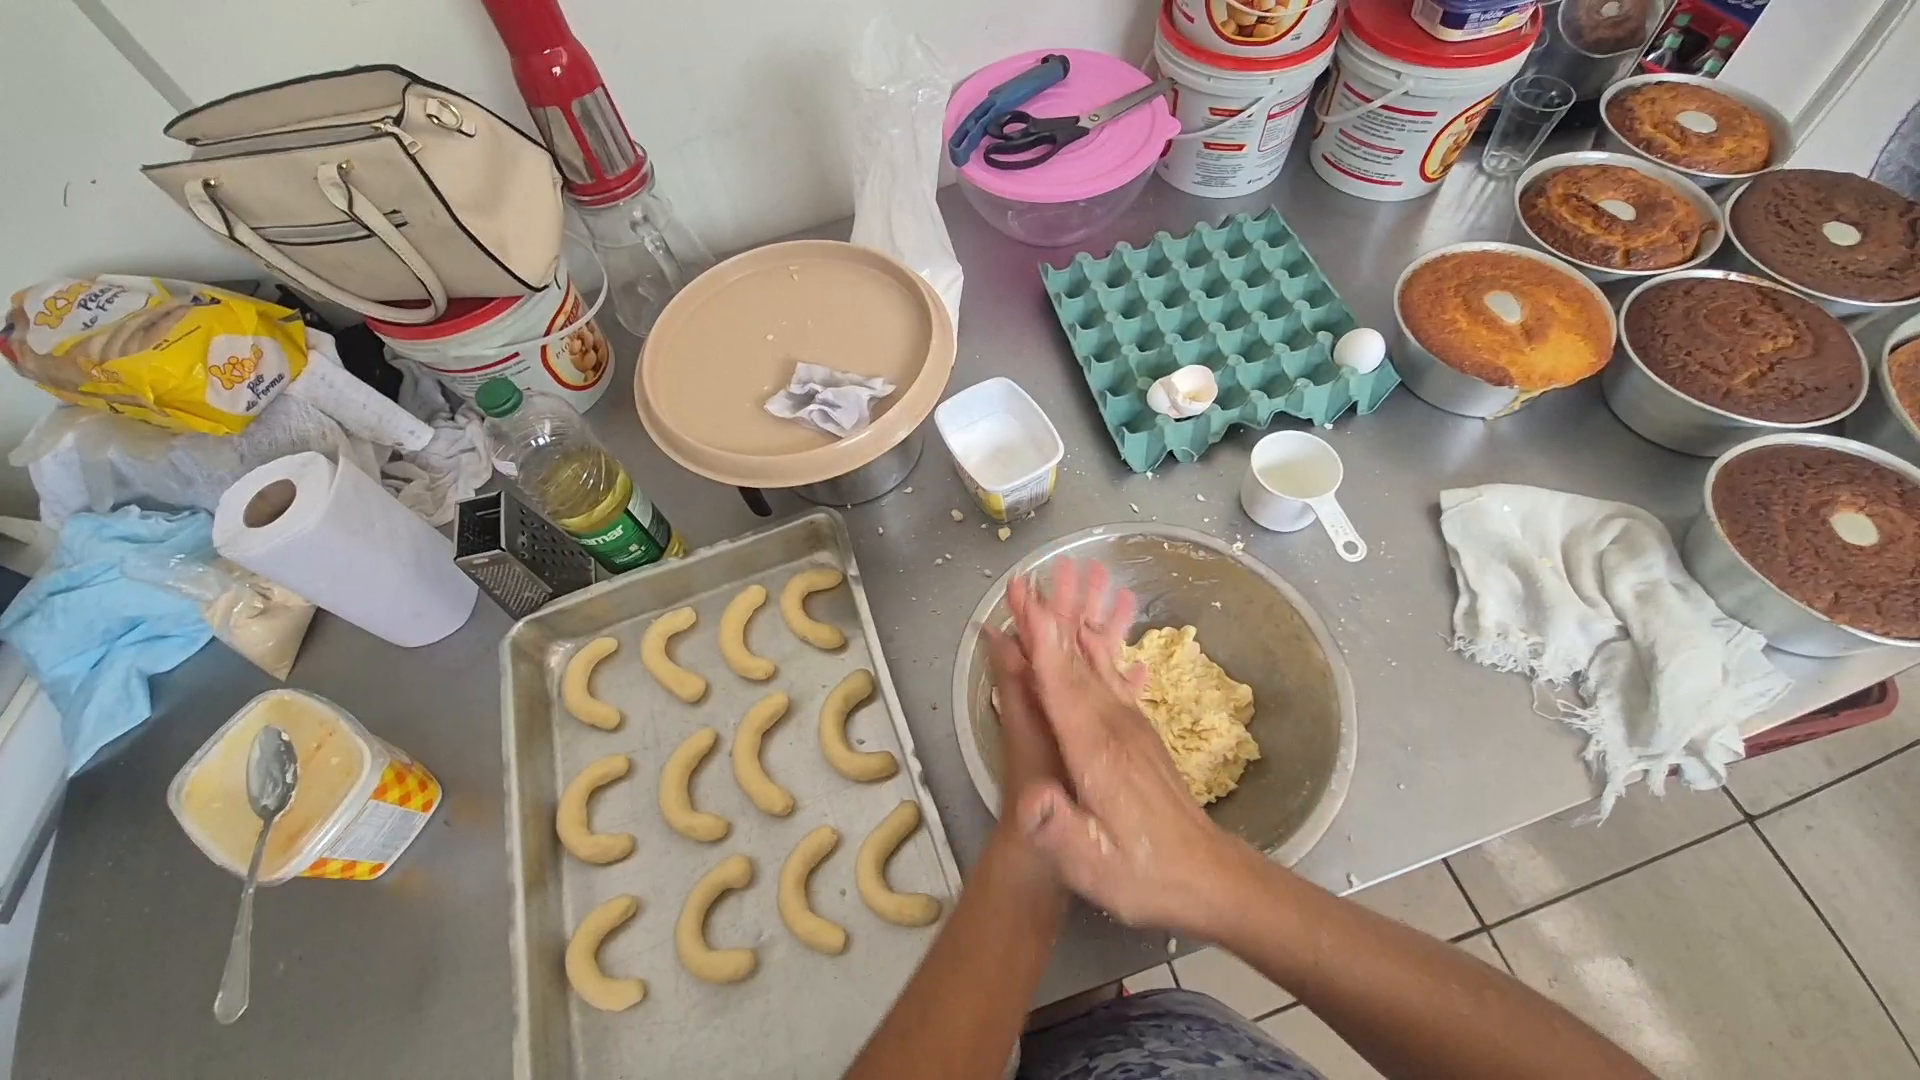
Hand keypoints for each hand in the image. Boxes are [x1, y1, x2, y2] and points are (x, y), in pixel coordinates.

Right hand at [981, 562, 1137, 885]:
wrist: (1209, 876)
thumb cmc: (1145, 874)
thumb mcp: (1094, 867)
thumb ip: (1058, 830)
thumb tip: (1027, 799)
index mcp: (1097, 751)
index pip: (1061, 685)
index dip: (1040, 640)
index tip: (1025, 600)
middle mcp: (1114, 726)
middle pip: (1076, 660)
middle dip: (1049, 616)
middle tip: (1026, 579)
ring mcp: (1131, 725)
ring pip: (1096, 660)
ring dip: (1076, 619)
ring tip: (1064, 583)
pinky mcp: (1139, 731)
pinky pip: (1113, 676)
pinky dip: (1097, 646)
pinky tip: (1094, 631)